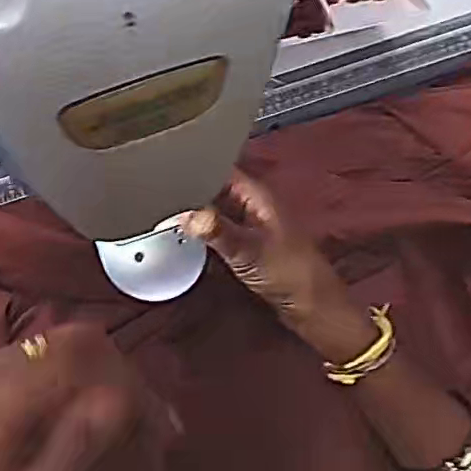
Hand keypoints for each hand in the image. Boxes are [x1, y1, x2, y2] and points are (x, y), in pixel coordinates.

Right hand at [183, 172, 377, 364]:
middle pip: (216, 185)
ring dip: (196, 208)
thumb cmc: (289, 273)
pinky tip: (185, 230)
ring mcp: (250, 222)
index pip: (220, 168)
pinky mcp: (247, 241)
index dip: (195, 165)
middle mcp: (253, 203)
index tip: (165, 167)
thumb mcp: (247, 250)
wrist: (312, 305)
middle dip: (190, 187)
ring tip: (164, 206)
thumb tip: (184, 214)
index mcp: (257, 194)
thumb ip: (216, 230)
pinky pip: (219, 225)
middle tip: (158, 188)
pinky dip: (203, 226)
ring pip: (216, 206)